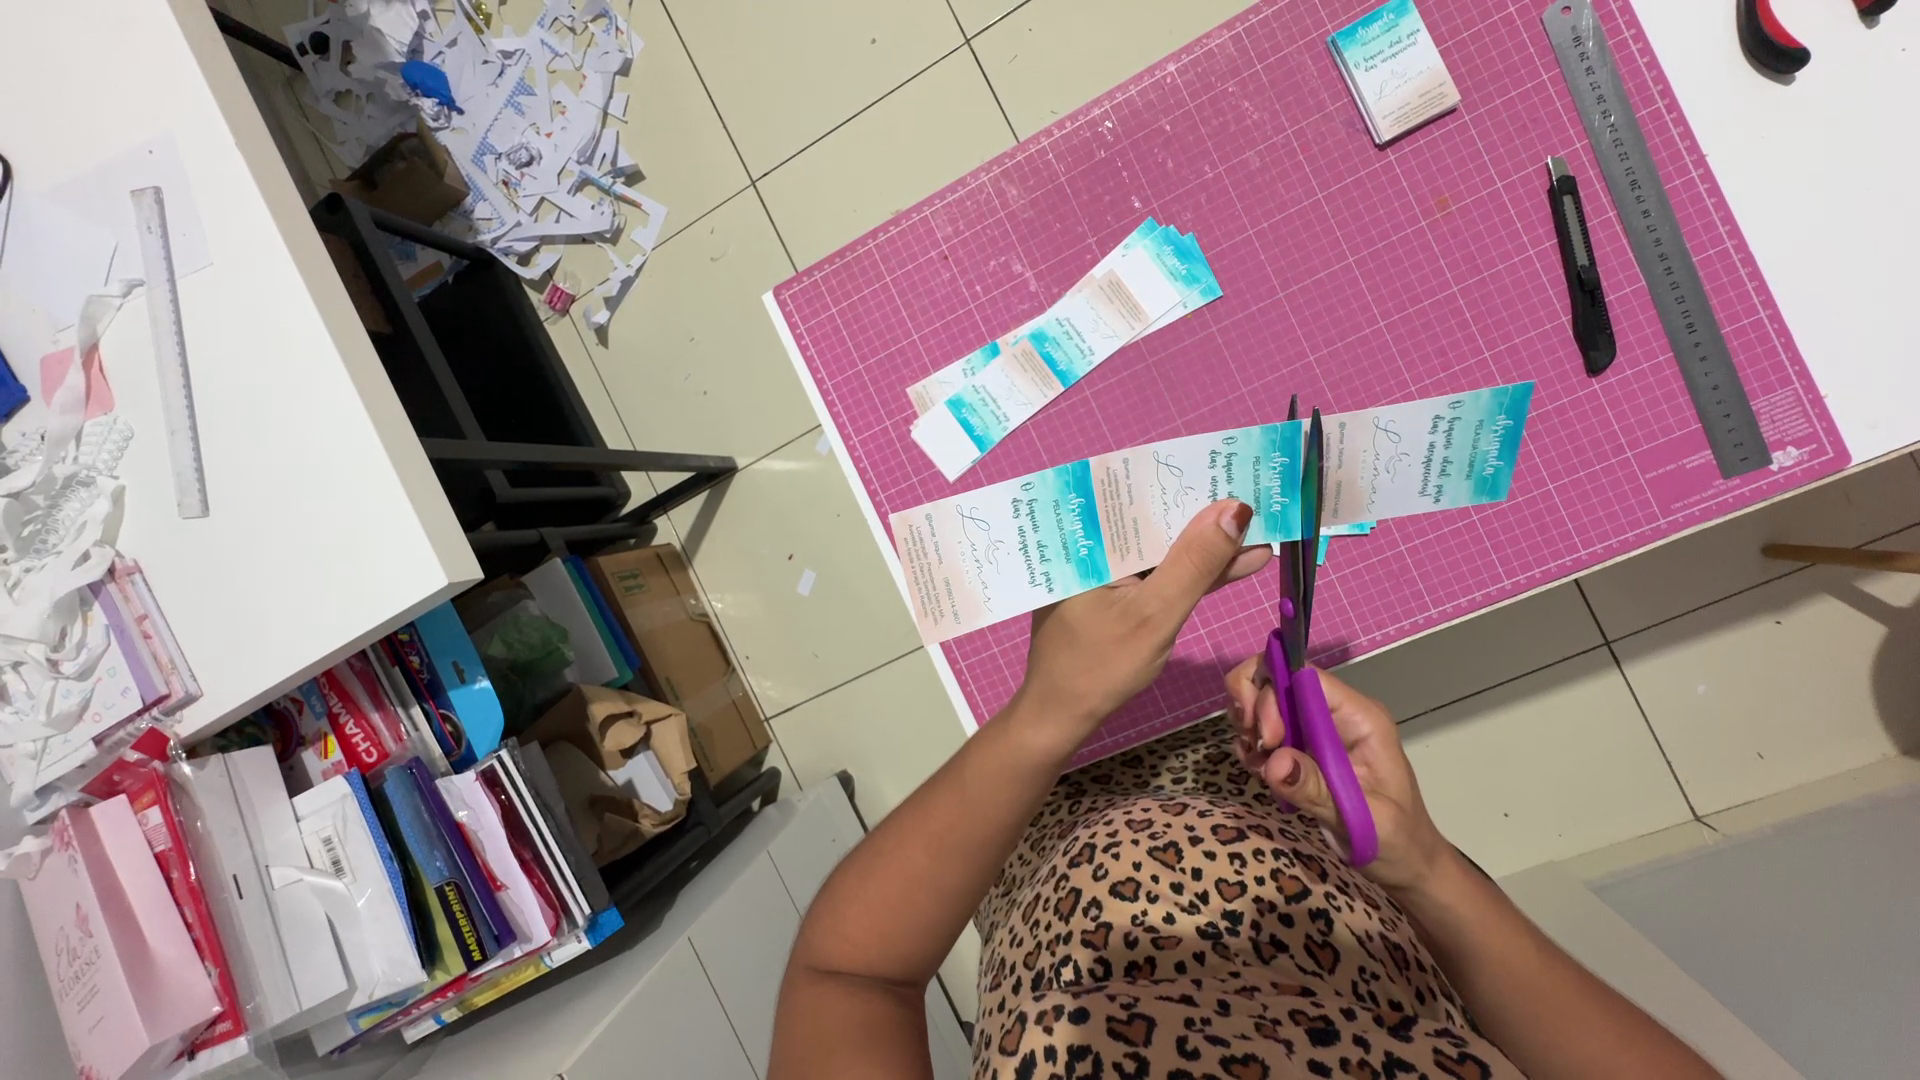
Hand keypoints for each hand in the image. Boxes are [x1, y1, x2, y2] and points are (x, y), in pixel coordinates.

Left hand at [1015, 500, 1270, 752]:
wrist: (1064, 716)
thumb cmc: (1100, 668)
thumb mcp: (1155, 615)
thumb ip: (1194, 564)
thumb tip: (1235, 508)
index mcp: (1084, 541)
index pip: (1136, 496)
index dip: (1185, 480)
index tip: (1231, 464)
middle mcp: (1090, 546)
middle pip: (1152, 518)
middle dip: (1202, 507)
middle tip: (1258, 485)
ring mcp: (1104, 569)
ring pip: (1161, 545)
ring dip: (1207, 540)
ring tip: (1263, 521)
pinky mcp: (1117, 591)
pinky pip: (1158, 570)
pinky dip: (1194, 570)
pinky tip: (1240, 560)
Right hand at [1226, 657, 1450, 891]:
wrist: (1405, 863)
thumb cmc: (1397, 841)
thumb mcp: (1364, 821)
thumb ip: (1317, 790)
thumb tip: (1274, 762)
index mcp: (1358, 717)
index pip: (1303, 675)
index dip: (1272, 695)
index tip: (1267, 739)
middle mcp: (1333, 712)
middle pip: (1274, 677)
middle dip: (1252, 707)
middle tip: (1255, 749)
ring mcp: (1314, 726)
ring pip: (1261, 698)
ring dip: (1247, 727)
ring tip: (1258, 764)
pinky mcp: (1299, 744)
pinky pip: (1260, 726)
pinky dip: (1249, 744)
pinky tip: (1260, 771)